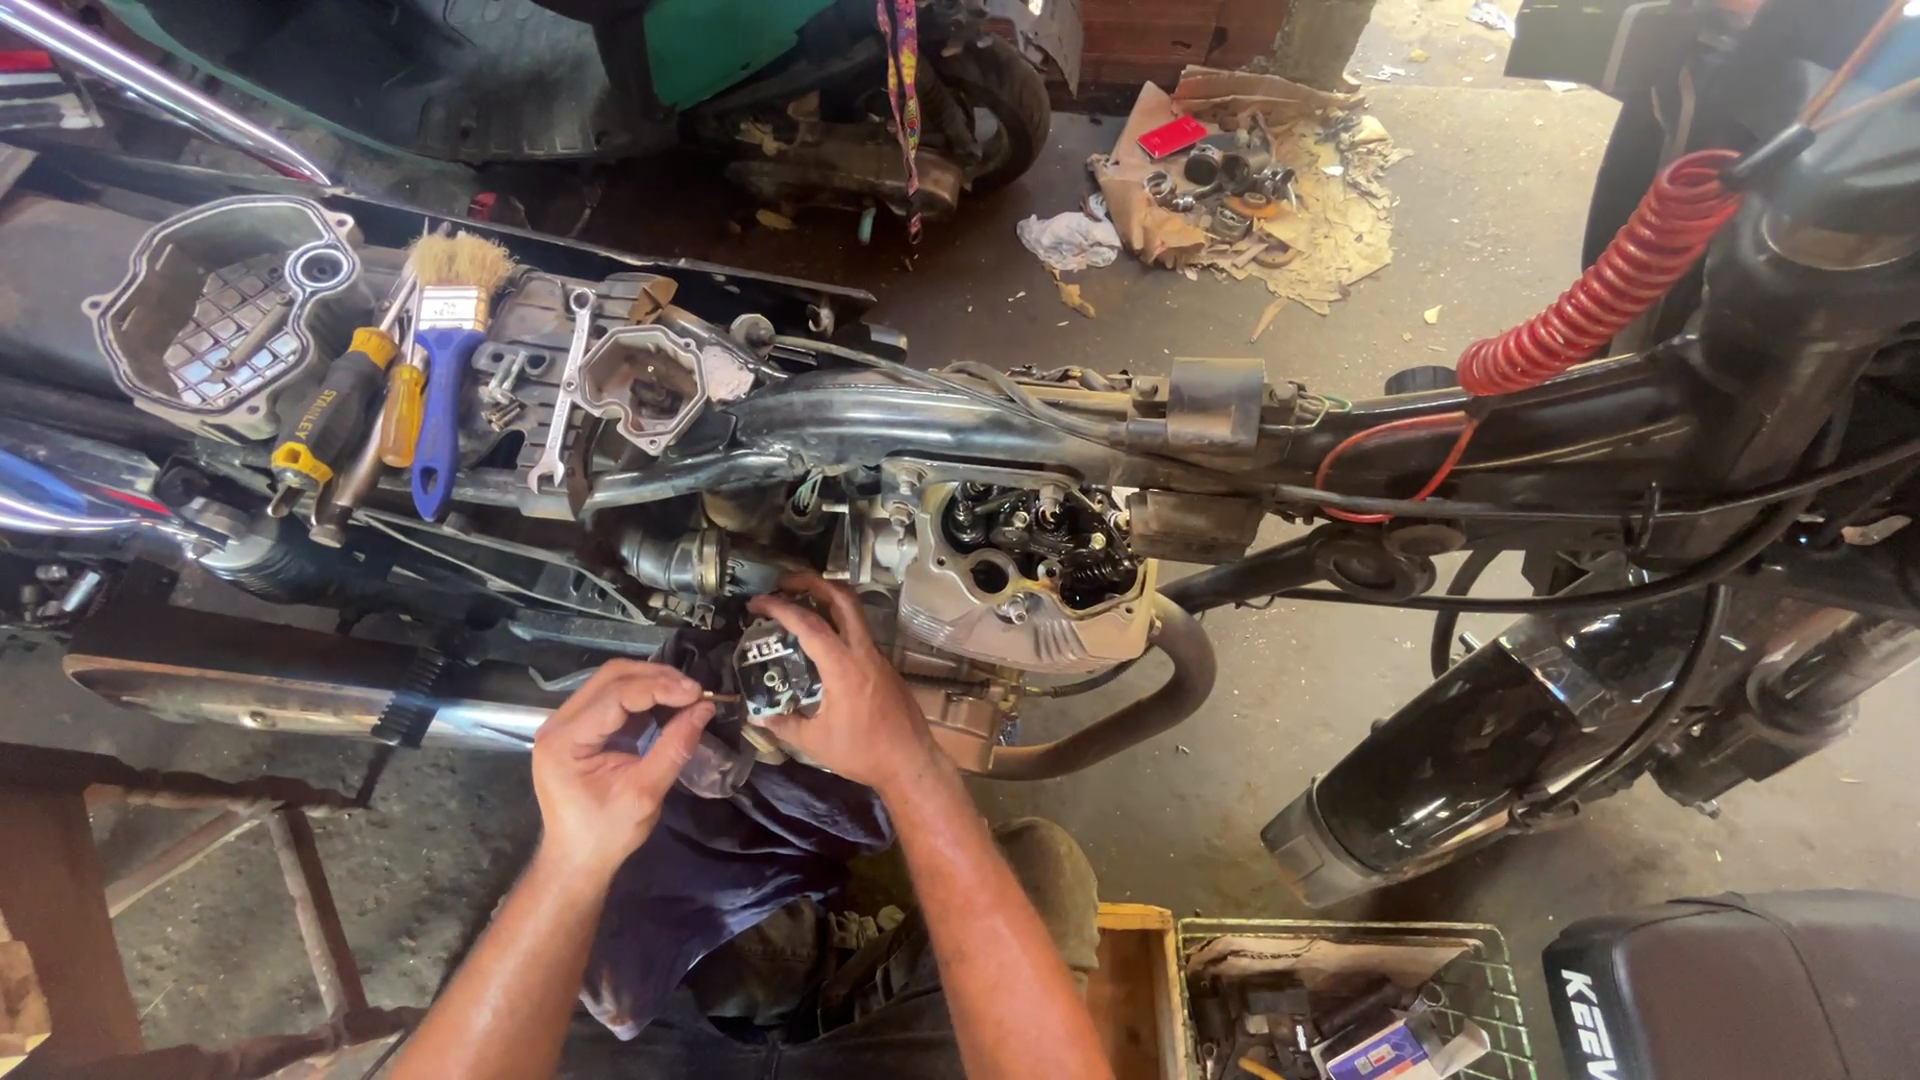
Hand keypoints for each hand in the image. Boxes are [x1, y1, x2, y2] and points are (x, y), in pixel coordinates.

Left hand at [530, 660, 714, 880]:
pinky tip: (669, 704)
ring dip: (652, 682)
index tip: (698, 694)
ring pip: (613, 681)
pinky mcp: (581, 727)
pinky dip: (645, 695)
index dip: (660, 688)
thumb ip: (675, 746)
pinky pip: (614, 697)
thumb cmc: (606, 834)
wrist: (576, 861)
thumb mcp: (646, 792)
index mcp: (565, 741)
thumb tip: (705, 709)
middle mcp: (559, 724)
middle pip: (612, 677)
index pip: (616, 696)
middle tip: (694, 691)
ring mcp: (567, 723)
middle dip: (657, 678)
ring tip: (686, 695)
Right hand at [747, 572, 942, 793]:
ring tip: (800, 601)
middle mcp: (863, 651)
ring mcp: (877, 655)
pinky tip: (821, 637)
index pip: (809, 625)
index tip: (756, 603)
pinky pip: (859, 631)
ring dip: (828, 597)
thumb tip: (759, 715)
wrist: (911, 761)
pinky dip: (838, 621)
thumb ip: (785, 724)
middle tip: (784, 583)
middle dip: (813, 582)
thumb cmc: (863, 752)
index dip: (780, 608)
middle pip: (842, 598)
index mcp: (843, 667)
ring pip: (855, 611)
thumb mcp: (815, 742)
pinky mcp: (884, 664)